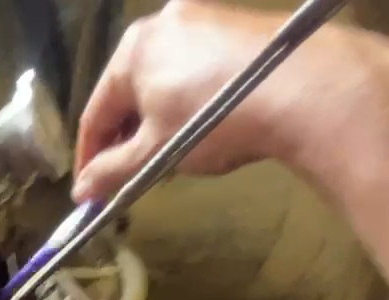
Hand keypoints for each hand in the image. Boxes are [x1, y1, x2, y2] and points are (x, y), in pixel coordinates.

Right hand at [72, 0, 388, 201]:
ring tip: (159, 156)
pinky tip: (192, 129)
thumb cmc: (214, 120)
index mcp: (132, 50)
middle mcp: (162, 23)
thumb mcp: (154, 154)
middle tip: (123, 176)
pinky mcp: (234, 25)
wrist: (307, 88)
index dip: (88, 158)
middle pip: (126, 93)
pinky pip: (190, 69)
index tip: (88, 190)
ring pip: (158, 81)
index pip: (94, 113)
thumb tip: (82, 191)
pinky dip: (181, 103)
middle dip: (121, 138)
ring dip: (150, 122)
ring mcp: (202, 18)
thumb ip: (110, 172)